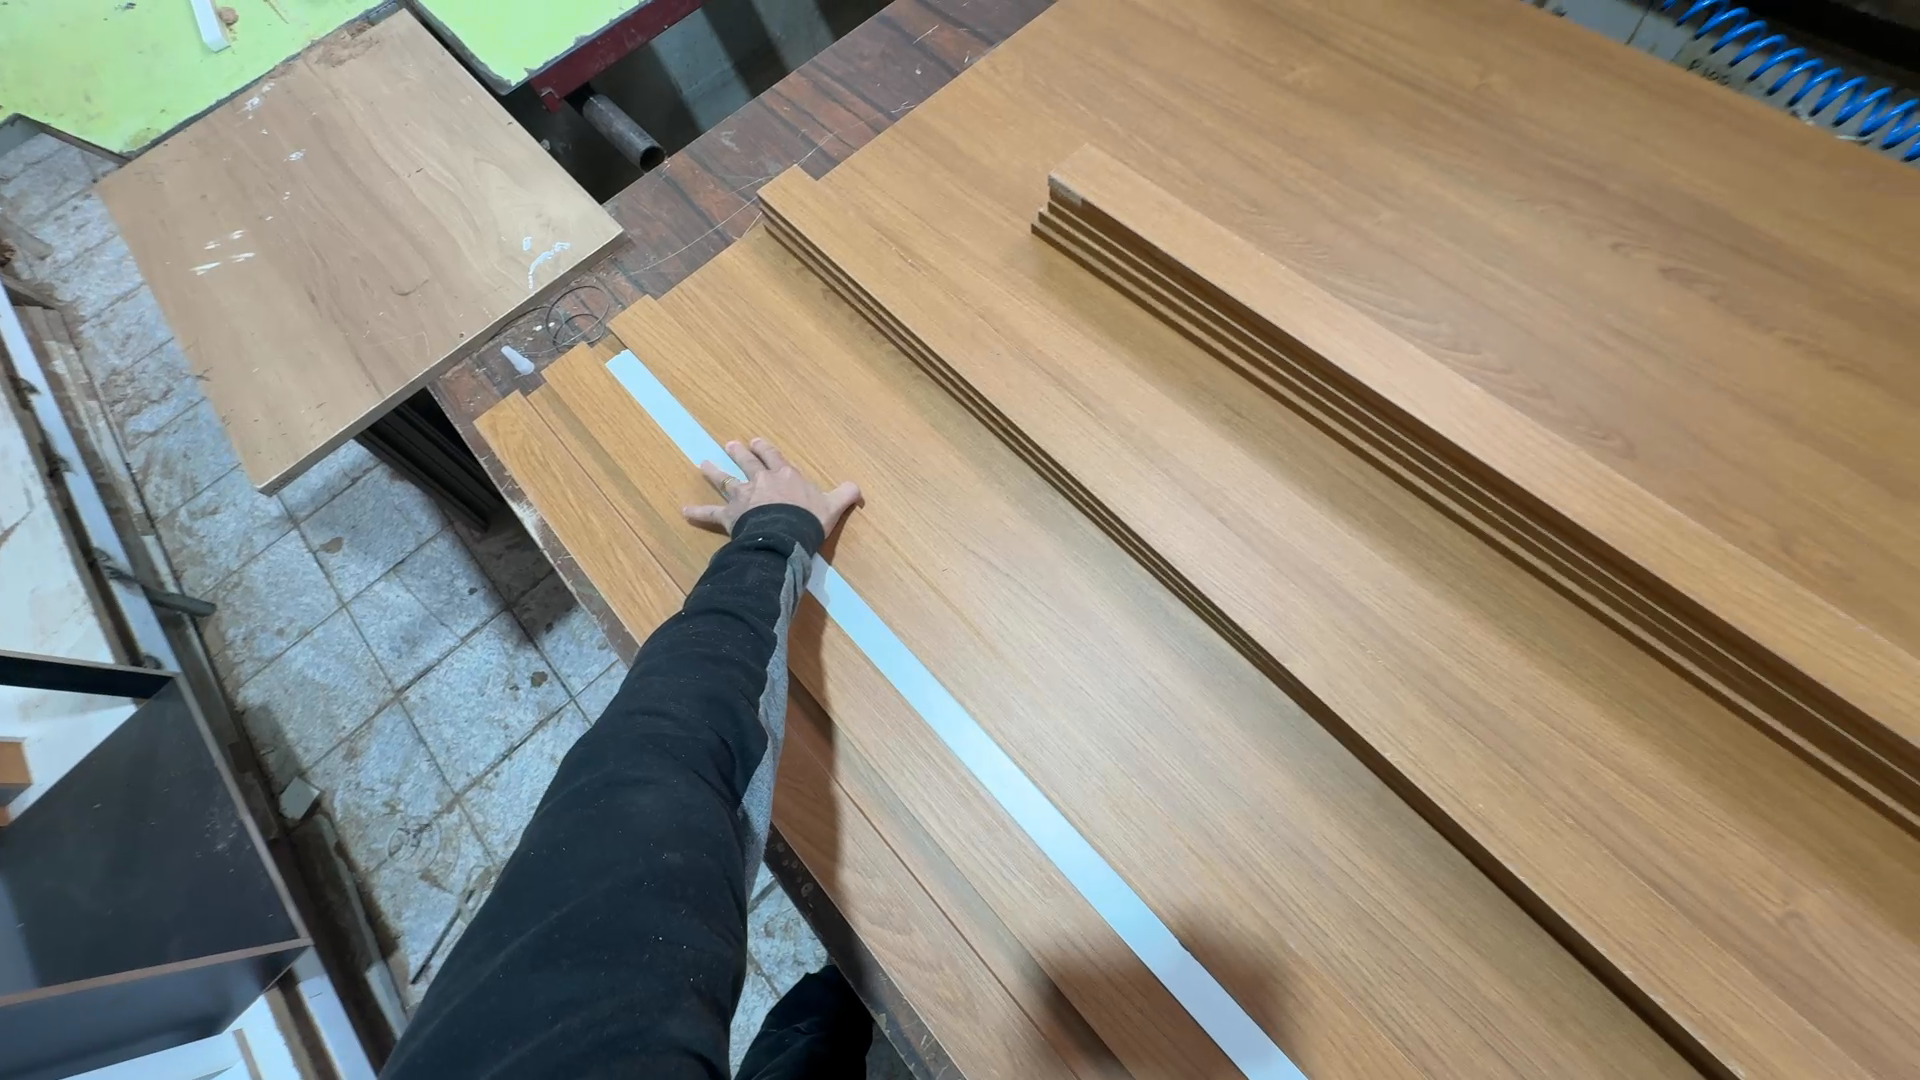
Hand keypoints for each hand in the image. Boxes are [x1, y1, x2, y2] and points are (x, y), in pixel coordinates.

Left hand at [682, 438, 861, 535]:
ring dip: (714, 472)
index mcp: (785, 475)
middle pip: (748, 462)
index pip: (773, 456)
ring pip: (725, 481)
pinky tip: (684, 511)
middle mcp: (761, 481)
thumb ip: (846, 494)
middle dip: (740, 452)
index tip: (757, 441)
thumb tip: (858, 489)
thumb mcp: (834, 505)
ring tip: (704, 463)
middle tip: (731, 444)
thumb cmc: (809, 518)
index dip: (765, 448)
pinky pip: (710, 514)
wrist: (786, 535)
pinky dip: (697, 513)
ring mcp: (743, 497)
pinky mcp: (730, 516)